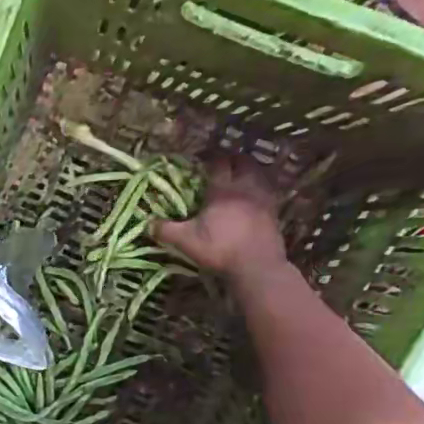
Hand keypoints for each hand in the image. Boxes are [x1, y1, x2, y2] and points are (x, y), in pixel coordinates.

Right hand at [155, 157, 288, 283]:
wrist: (257, 266)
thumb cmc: (220, 250)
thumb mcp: (186, 241)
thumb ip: (166, 230)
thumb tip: (148, 224)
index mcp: (222, 190)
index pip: (218, 162)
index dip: (209, 157)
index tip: (201, 158)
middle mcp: (245, 187)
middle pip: (243, 161)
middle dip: (232, 158)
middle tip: (222, 163)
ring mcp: (263, 198)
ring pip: (259, 173)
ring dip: (250, 170)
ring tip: (240, 174)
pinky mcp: (274, 211)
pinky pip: (269, 189)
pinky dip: (261, 187)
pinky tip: (255, 195)